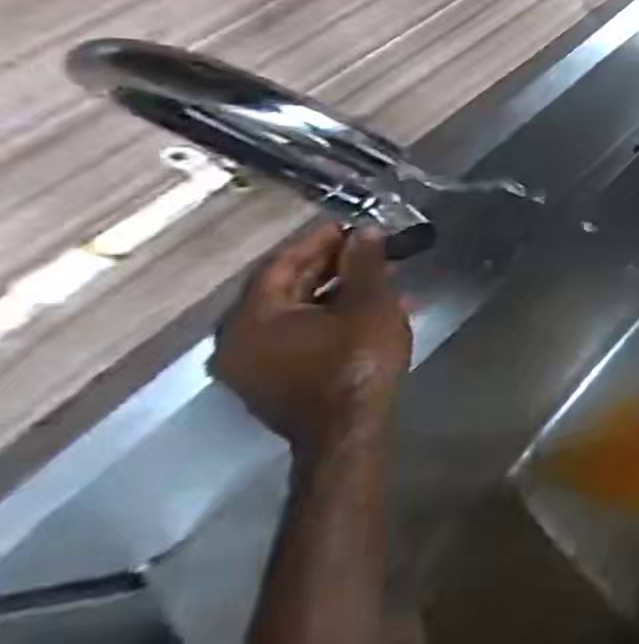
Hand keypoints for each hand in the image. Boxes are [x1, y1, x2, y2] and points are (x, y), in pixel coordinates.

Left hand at [211, 224, 411, 459]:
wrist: (350, 429)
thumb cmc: (357, 361)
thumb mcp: (370, 304)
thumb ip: (365, 264)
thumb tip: (365, 232)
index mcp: (251, 319)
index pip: (281, 265)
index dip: (319, 241)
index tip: (354, 225)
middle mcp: (238, 340)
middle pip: (286, 288)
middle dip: (333, 266)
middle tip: (372, 248)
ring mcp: (253, 365)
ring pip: (298, 312)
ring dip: (340, 292)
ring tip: (383, 278)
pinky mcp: (275, 380)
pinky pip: (301, 334)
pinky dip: (334, 317)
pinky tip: (374, 311)